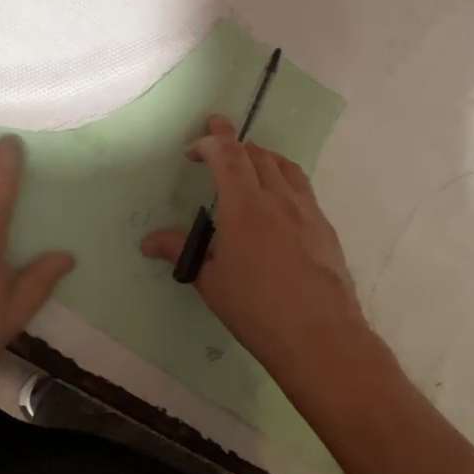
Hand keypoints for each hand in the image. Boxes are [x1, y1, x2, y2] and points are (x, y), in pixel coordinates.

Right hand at [142, 115, 389, 388]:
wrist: (320, 337)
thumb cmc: (256, 308)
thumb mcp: (210, 280)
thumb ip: (181, 251)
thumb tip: (148, 242)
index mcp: (245, 206)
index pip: (228, 156)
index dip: (209, 142)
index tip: (192, 148)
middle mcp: (278, 199)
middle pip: (256, 154)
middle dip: (233, 141)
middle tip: (216, 136)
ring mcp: (307, 211)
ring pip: (283, 166)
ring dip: (261, 155)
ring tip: (248, 160)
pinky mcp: (325, 228)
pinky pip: (301, 187)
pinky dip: (282, 177)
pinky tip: (276, 200)